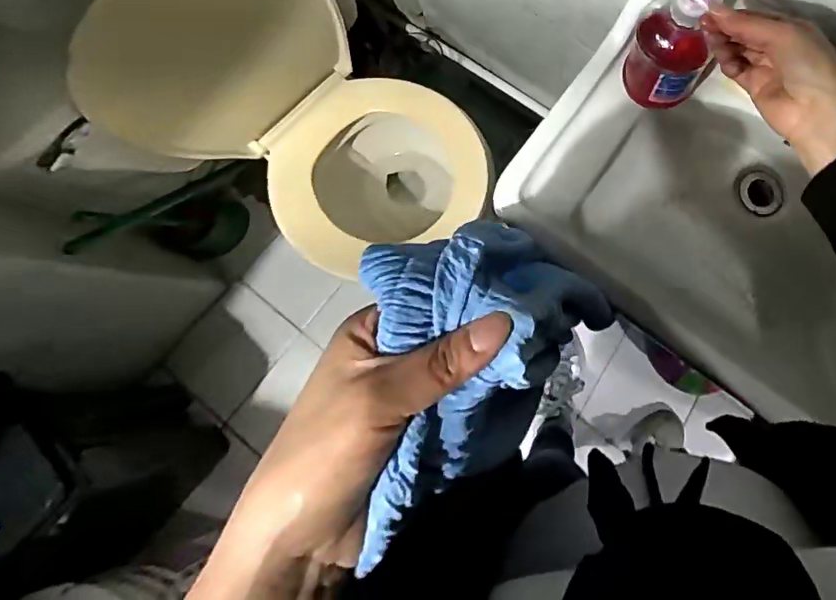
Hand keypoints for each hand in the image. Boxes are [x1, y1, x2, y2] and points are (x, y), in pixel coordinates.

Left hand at [189, 307, 511, 598]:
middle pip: (450, 333)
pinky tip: (519, 386)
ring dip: (490, 369)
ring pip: (461, 371)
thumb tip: (503, 320)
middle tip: (539, 320)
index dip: (471, 290)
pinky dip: (484, 401)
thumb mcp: (379, 398)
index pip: (430, 295)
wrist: (296, 549)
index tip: (519, 285)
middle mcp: (394, 353)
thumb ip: (441, 362)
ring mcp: (410, 393)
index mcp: (373, 330)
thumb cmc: (322, 454)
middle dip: (488, 333)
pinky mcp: (424, 429)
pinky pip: (462, 405)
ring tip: (538, 350)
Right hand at [702, 4, 835, 175]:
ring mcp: (766, 66)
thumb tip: (712, 9)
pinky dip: (727, 61)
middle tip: (703, 23)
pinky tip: (720, 55)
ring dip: (723, 41)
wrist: (818, 114)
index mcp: (791, 29)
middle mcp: (779, 45)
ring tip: (709, 37)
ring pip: (738, 49)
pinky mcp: (755, 86)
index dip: (734, 14)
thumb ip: (745, 23)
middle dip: (725, 26)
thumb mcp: (781, 34)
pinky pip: (736, 68)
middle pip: (745, 32)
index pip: (756, 17)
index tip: (710, 10)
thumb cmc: (807, 64)